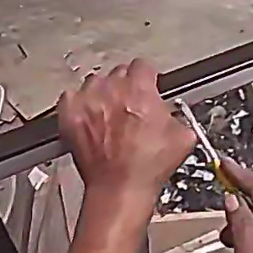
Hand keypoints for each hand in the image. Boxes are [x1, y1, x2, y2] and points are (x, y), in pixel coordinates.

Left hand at [56, 60, 194, 201]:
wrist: (120, 187)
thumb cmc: (147, 166)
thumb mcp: (182, 137)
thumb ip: (177, 116)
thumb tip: (174, 115)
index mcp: (140, 89)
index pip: (143, 66)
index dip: (147, 77)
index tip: (147, 85)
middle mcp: (112, 89)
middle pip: (118, 73)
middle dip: (125, 86)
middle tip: (129, 106)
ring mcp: (88, 100)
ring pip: (94, 83)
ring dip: (102, 93)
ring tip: (108, 113)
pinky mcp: (70, 114)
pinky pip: (71, 97)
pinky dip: (78, 104)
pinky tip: (88, 117)